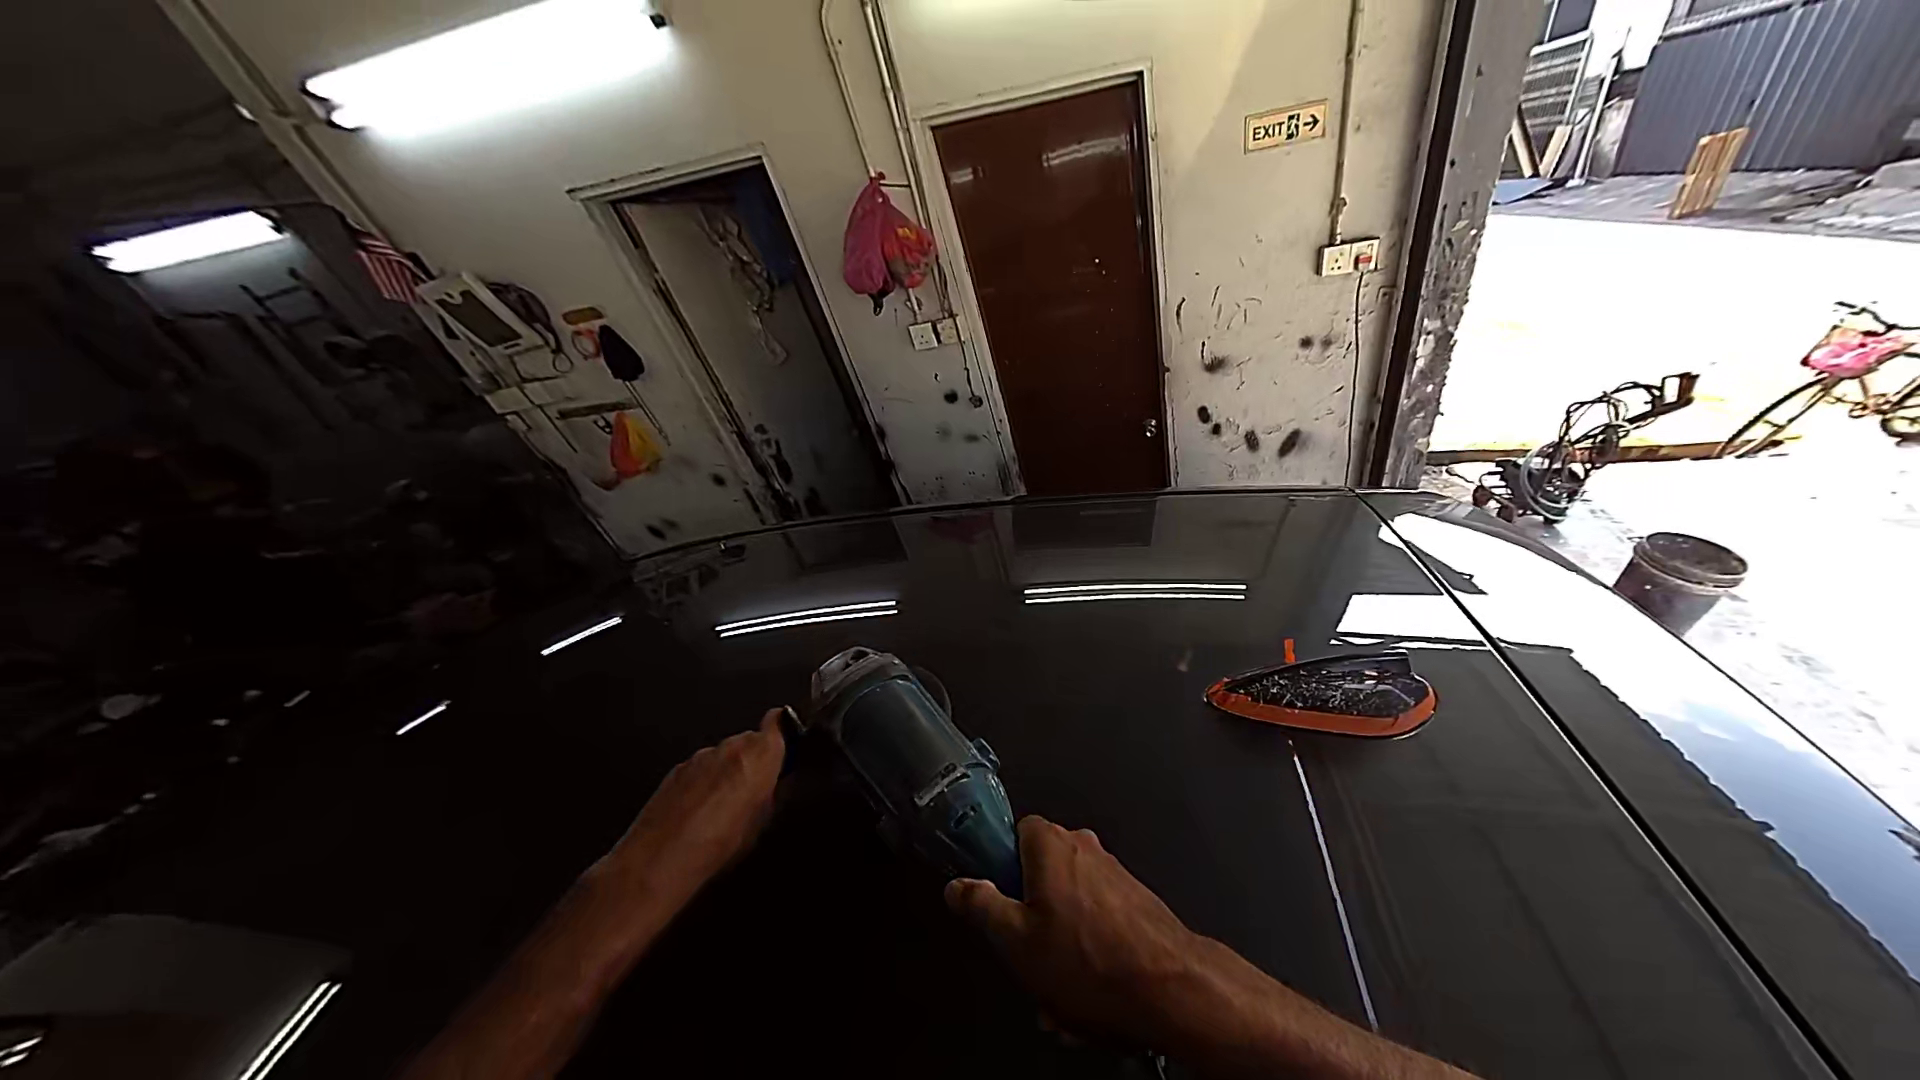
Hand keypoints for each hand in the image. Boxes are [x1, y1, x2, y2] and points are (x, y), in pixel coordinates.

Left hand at [610, 708, 785, 905]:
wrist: (661, 859)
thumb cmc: (714, 844)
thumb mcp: (764, 822)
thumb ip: (776, 792)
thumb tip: (780, 785)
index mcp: (759, 754)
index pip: (778, 721)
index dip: (783, 729)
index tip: (784, 744)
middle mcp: (730, 747)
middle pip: (750, 741)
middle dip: (752, 761)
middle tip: (753, 792)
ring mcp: (701, 756)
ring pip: (723, 756)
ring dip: (726, 773)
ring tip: (722, 811)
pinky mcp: (677, 769)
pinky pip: (699, 769)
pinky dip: (702, 783)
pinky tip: (699, 814)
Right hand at [945, 816, 1206, 1048]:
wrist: (1172, 990)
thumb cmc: (1095, 962)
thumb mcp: (1016, 939)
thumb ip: (981, 906)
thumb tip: (961, 888)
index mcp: (1051, 845)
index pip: (1013, 831)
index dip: (998, 865)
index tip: (992, 894)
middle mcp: (1085, 849)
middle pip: (1040, 872)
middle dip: (1030, 915)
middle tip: (1026, 951)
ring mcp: (1114, 876)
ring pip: (1069, 904)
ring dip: (1059, 942)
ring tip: (1060, 989)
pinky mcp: (1135, 904)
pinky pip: (1096, 923)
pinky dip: (1088, 951)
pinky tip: (1087, 991)